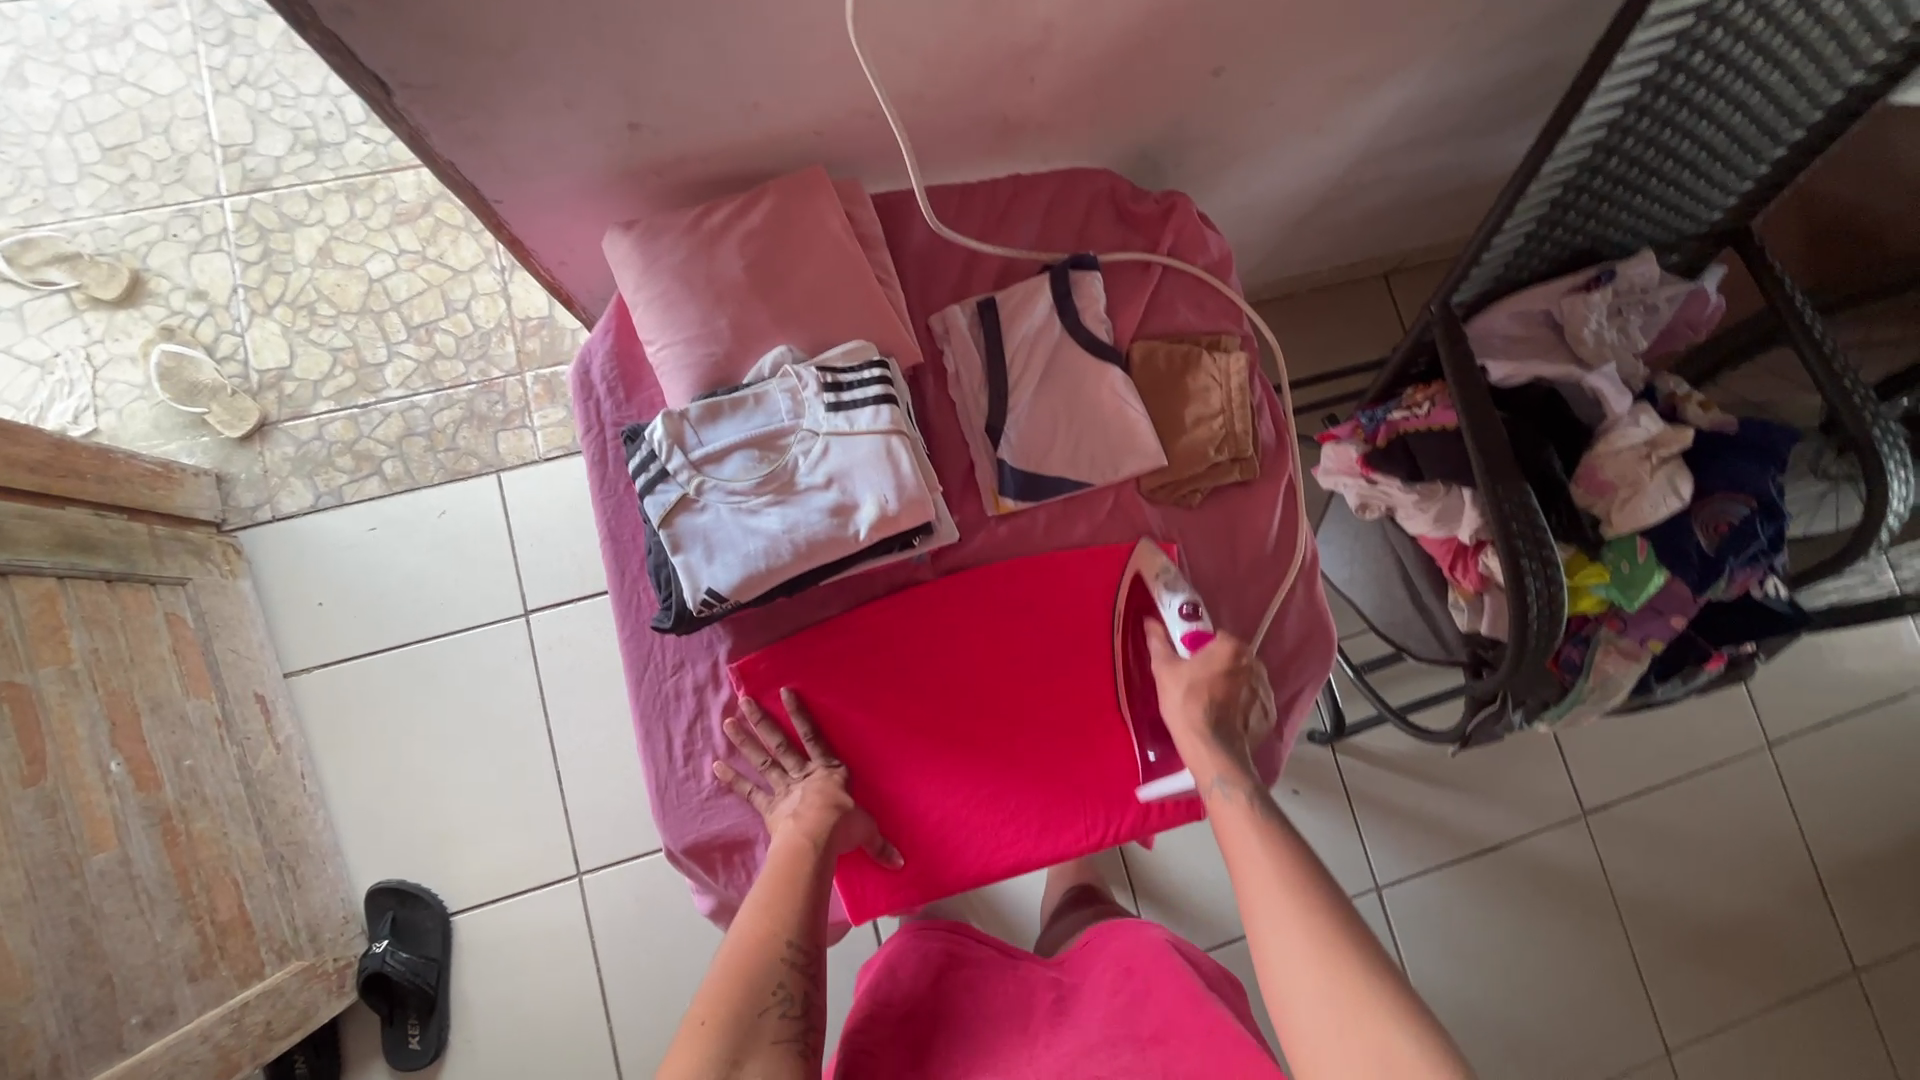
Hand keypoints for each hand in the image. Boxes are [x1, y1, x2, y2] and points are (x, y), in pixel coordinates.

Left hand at [713, 688, 903, 868]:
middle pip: (780, 743)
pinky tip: (716, 765)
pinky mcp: (770, 809)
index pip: (814, 736)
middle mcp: (804, 776)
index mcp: (829, 773)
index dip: (800, 714)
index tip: (785, 692)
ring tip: (728, 722)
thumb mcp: (868, 832)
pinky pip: (749, 793)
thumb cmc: (844, 828)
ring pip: (762, 761)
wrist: (817, 841)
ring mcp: (784, 790)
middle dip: (762, 721)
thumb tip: (900, 863)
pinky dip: (733, 780)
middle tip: (744, 700)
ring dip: (744, 742)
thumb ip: (879, 844)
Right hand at [1143, 622, 1275, 779]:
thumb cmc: (1185, 703)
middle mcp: (1254, 663)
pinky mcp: (1268, 712)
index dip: (1199, 648)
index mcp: (1231, 647)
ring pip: (1243, 678)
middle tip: (1196, 683)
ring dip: (1230, 684)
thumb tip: (1149, 620)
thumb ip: (1158, 642)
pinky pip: (1252, 701)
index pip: (1216, 637)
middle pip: (1231, 657)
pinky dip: (1241, 705)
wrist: (1210, 748)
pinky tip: (1225, 716)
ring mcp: (1265, 689)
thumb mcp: (1164, 670)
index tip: (1187, 663)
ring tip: (1211, 702)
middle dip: (1216, 665)